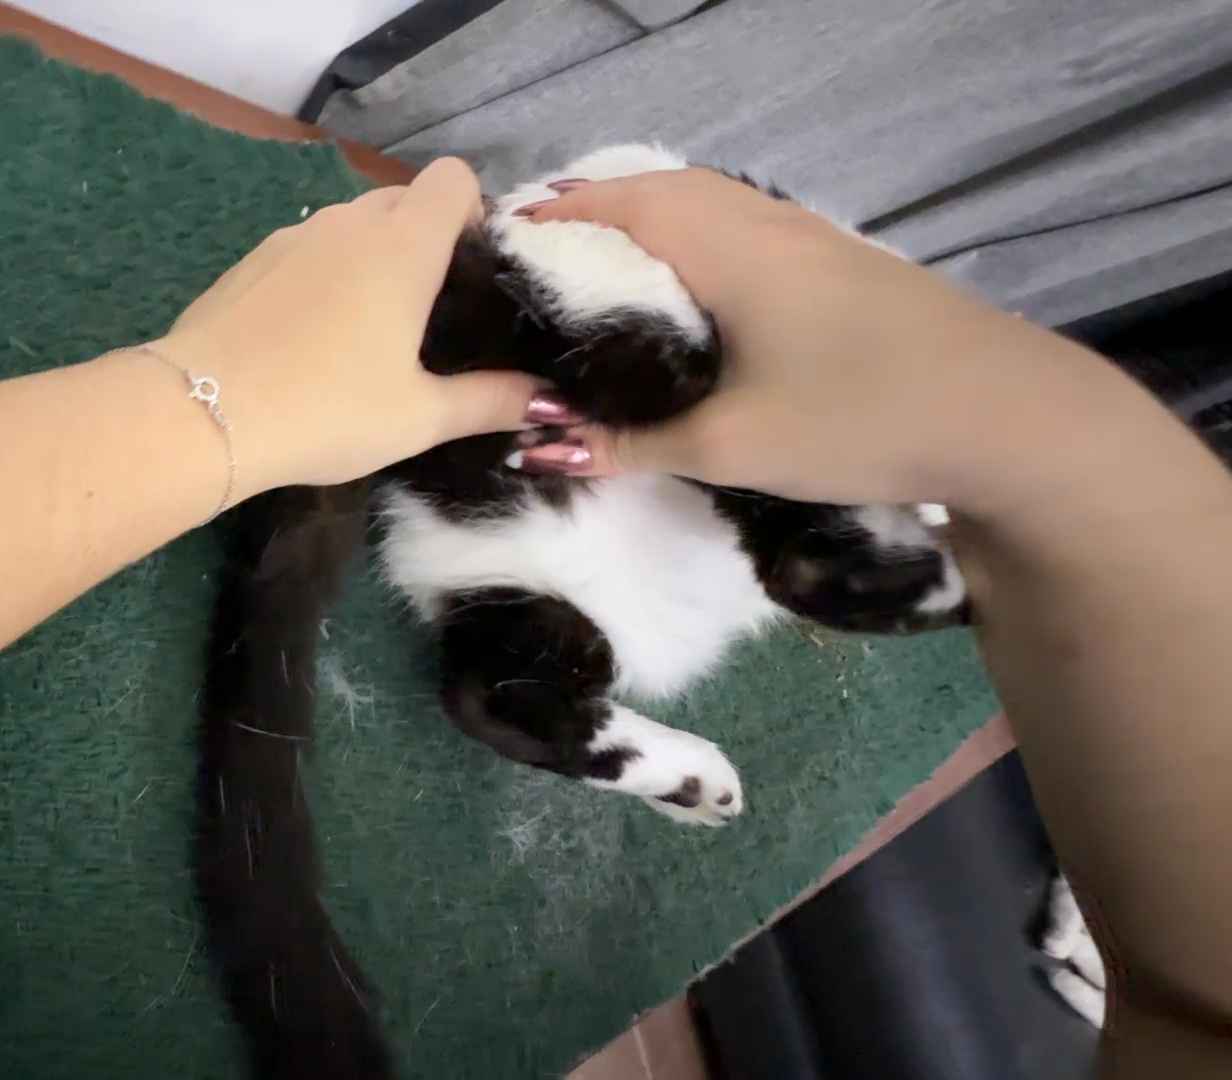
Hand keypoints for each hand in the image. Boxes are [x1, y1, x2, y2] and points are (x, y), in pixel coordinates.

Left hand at [154, 158, 545, 494]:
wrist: (203, 415)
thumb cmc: (325, 411)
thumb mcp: (417, 418)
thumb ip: (489, 403)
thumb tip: (549, 402)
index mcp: (401, 246)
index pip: (453, 179)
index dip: (472, 214)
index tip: (469, 274)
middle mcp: (345, 225)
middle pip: (399, 200)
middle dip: (420, 242)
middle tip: (421, 317)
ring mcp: (288, 240)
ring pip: (345, 228)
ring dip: (365, 261)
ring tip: (361, 333)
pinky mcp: (246, 265)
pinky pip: (300, 253)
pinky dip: (317, 279)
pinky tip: (304, 339)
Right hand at [515, 168, 1114, 508]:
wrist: (1016, 425)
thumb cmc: (858, 420)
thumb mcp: (725, 446)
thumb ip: (623, 444)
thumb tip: (535, 450)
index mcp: (737, 255)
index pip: (632, 205)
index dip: (566, 210)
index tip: (510, 234)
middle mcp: (772, 230)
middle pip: (669, 190)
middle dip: (599, 205)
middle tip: (544, 246)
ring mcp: (814, 244)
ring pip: (711, 204)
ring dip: (647, 215)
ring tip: (596, 257)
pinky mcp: (838, 269)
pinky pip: (742, 228)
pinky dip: (690, 234)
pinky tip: (679, 281)